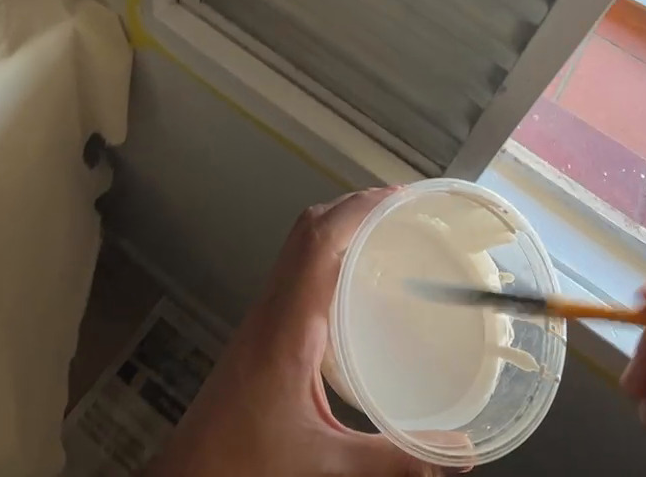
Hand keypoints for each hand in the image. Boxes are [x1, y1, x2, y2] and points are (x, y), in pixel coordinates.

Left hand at [148, 188, 441, 476]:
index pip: (319, 240)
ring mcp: (265, 315)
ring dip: (339, 225)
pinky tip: (353, 280)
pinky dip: (327, 254)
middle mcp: (273, 307)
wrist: (188, 474)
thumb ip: (393, 460)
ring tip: (384, 229)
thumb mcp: (324, 463)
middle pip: (308, 229)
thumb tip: (457, 457)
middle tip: (401, 207)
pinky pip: (296, 269)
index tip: (399, 197)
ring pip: (299, 246)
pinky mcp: (263, 328)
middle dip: (355, 206)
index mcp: (287, 324)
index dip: (359, 208)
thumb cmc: (242, 461)